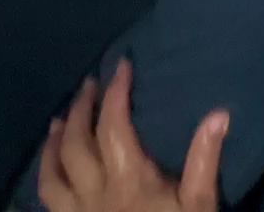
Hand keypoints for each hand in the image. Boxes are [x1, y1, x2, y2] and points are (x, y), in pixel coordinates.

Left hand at [38, 59, 228, 211]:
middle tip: (89, 82)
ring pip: (52, 176)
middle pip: (76, 146)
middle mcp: (93, 196)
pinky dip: (45, 179)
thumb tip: (218, 113)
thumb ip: (204, 159)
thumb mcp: (200, 205)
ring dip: (54, 143)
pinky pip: (48, 203)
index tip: (122, 65)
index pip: (114, 127)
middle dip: (82, 110)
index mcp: (127, 181)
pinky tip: (49, 171)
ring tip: (60, 119)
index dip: (116, 94)